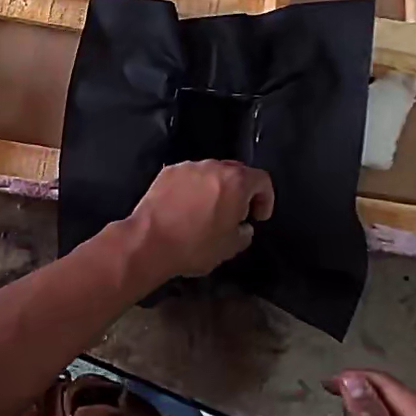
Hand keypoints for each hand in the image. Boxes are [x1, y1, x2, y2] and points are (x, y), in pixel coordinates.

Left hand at [121, 160, 273, 284]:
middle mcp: (213, 167)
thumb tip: (243, 228)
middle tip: (236, 214)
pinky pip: (188, 177)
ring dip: (215, 189)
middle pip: (236, 173)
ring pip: (211, 174)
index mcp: (236, 182)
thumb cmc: (194, 246)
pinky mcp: (168, 172)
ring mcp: (189, 167)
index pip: (262, 180)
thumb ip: (244, 233)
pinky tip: (185, 209)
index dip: (266, 198)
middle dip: (241, 192)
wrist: (149, 242)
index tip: (258, 216)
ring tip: (207, 213)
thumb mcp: (230, 248)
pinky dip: (192, 189)